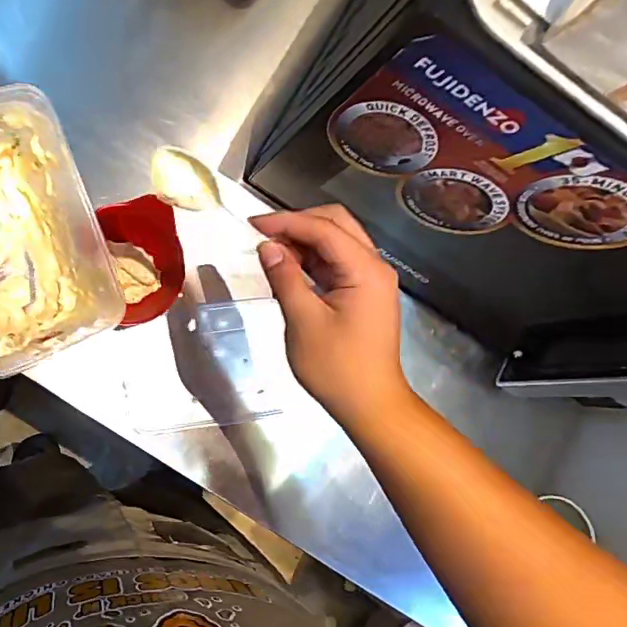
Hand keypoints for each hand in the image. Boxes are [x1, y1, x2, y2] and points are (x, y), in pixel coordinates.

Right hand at [251, 206, 411, 424]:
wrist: (370, 404)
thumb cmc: (337, 368)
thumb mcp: (304, 322)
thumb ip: (285, 278)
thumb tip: (267, 247)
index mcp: (366, 270)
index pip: (324, 229)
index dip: (286, 222)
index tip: (252, 225)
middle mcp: (374, 266)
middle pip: (336, 225)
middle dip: (297, 224)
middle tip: (261, 234)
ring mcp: (371, 280)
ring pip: (337, 242)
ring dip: (304, 240)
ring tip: (269, 250)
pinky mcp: (363, 293)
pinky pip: (337, 263)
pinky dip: (312, 259)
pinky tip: (288, 266)